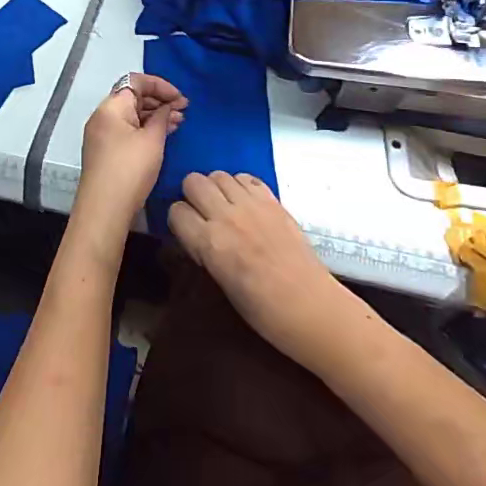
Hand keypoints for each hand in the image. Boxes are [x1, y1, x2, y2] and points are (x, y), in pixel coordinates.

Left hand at [75, 73, 187, 233]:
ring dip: (154, 115)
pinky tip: (164, 135)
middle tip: (184, 110)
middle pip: (133, 97)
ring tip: (178, 122)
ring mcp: (102, 134)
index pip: (136, 81)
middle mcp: (103, 116)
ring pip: (131, 115)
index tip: (181, 98)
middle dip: (159, 100)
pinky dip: (145, 128)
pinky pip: (128, 129)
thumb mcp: (152, 140)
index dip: (161, 85)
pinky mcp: (105, 151)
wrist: (104, 209)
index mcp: (111, 107)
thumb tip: (167, 106)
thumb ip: (162, 116)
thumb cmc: (130, 169)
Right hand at [168, 172, 358, 369]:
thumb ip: (204, 251)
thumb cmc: (261, 310)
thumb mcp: (220, 282)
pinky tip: (245, 203)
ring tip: (223, 206)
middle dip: (192, 195)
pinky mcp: (273, 200)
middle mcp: (227, 216)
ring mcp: (252, 204)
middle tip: (201, 213)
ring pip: (219, 174)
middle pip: (194, 182)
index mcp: (209, 243)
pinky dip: (240, 185)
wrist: (308, 305)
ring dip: (215, 187)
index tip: (186, 231)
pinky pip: (246, 178)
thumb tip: (197, 235)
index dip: (178, 220)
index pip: (176, 211)